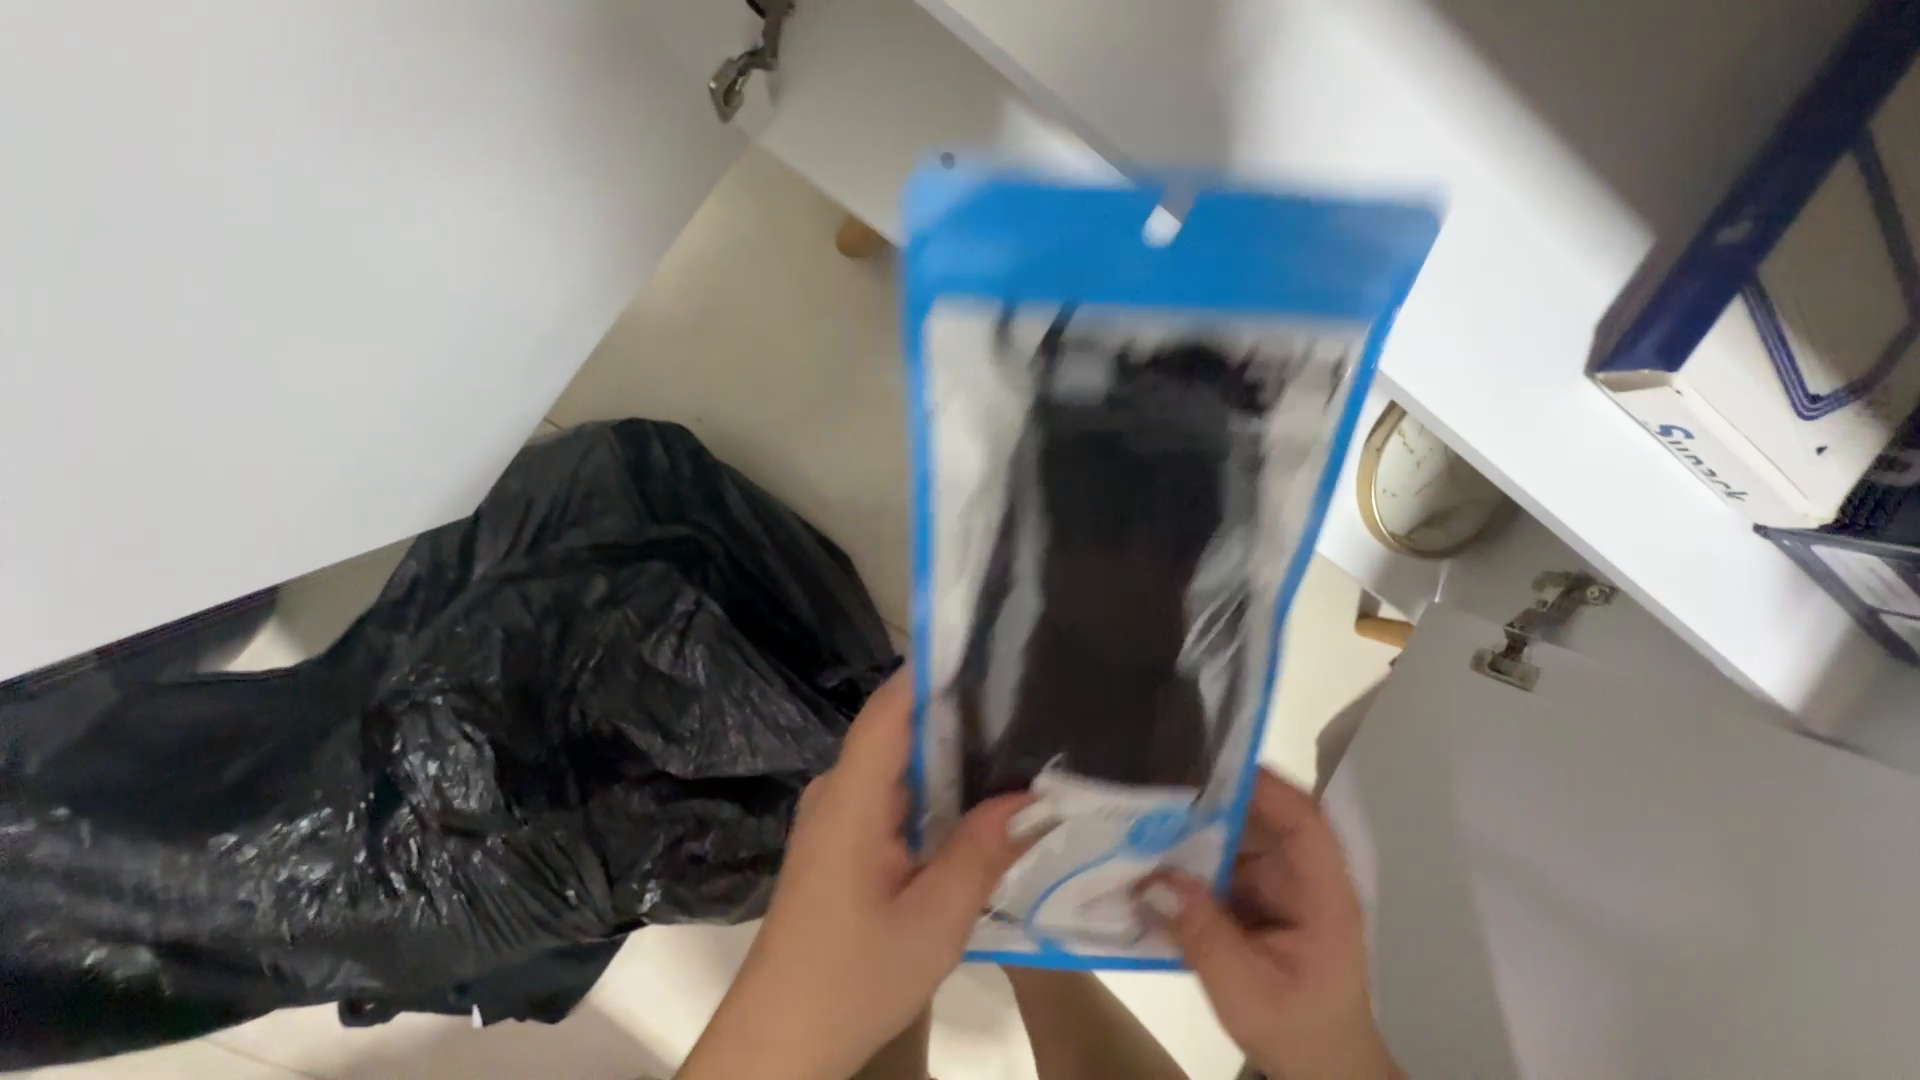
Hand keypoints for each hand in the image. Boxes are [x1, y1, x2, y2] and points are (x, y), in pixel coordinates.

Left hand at [676, 671, 1032, 1079]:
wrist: (780, 1041)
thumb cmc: (852, 977)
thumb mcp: (935, 920)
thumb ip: (983, 850)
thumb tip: (1033, 797)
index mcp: (851, 797)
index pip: (892, 707)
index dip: (937, 672)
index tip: (994, 651)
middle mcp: (837, 792)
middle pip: (901, 732)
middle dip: (963, 718)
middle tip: (1033, 707)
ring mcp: (836, 818)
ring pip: (900, 769)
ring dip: (954, 762)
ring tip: (1022, 749)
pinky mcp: (841, 844)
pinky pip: (892, 799)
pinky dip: (936, 796)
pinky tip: (980, 807)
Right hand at [1144, 768, 1401, 1079]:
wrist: (1318, 1069)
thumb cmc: (1298, 1030)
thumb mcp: (1247, 993)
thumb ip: (1204, 935)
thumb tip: (1154, 879)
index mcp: (1323, 894)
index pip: (1303, 821)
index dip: (1265, 787)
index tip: (1212, 763)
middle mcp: (1301, 877)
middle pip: (1261, 818)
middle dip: (1210, 798)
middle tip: (1154, 784)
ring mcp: (1276, 886)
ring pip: (1234, 837)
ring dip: (1192, 827)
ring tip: (1140, 813)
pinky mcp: (1253, 897)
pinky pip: (1218, 862)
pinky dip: (1186, 856)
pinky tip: (1148, 853)